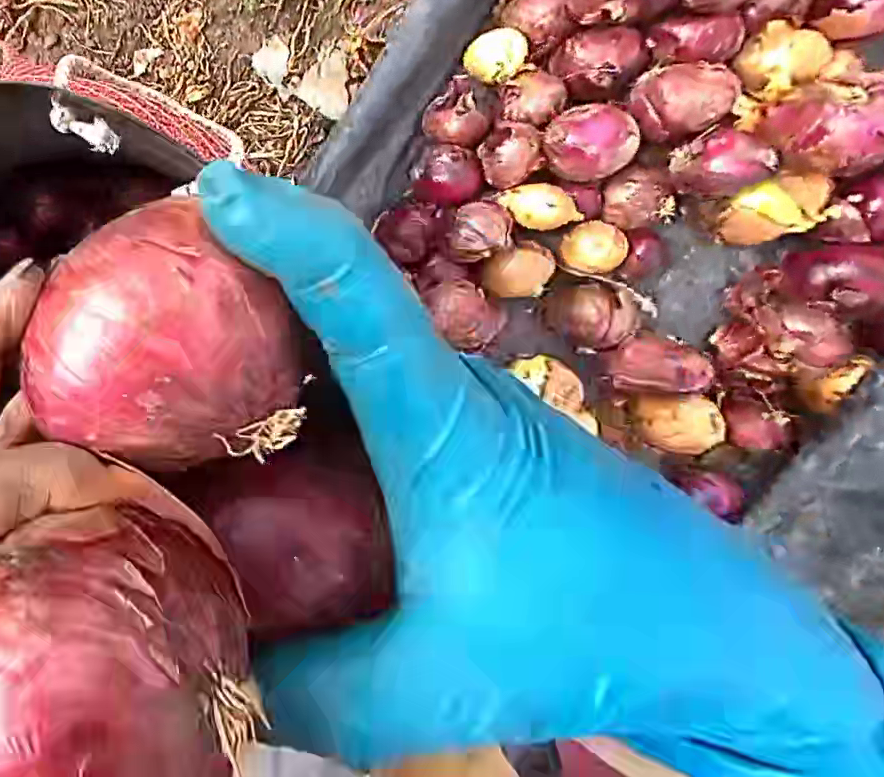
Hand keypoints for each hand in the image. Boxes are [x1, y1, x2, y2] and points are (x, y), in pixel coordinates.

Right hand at [196, 163, 883, 776]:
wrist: (714, 630)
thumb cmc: (597, 635)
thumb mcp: (446, 688)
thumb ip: (317, 693)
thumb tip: (211, 674)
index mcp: (440, 417)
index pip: (359, 291)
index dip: (287, 231)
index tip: (221, 190)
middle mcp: (435, 375)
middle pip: (340, 273)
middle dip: (256, 233)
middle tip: (169, 228)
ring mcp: (437, 387)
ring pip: (339, 311)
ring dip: (265, 282)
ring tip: (181, 281)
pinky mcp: (434, 410)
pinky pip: (344, 357)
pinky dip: (284, 338)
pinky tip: (234, 366)